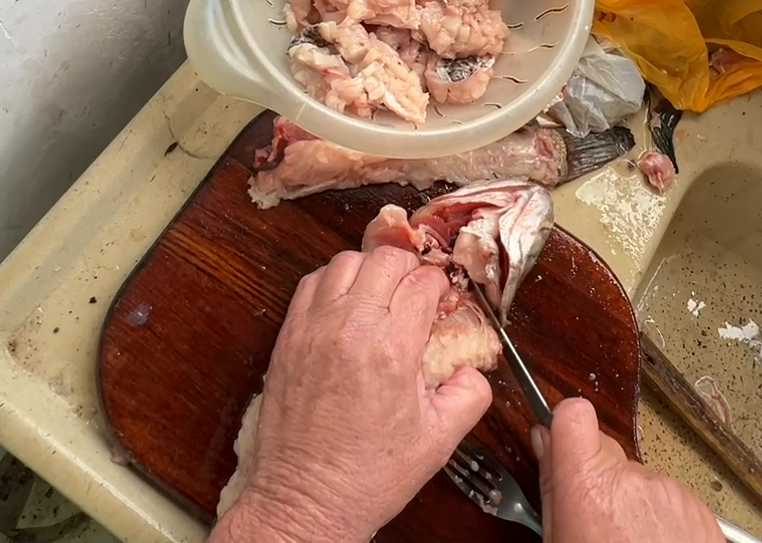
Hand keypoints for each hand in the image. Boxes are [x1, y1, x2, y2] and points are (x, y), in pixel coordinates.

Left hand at [212, 247, 492, 542]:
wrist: (304, 502)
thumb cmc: (367, 475)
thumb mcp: (437, 442)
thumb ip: (469, 395)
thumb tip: (473, 366)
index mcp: (392, 348)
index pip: (422, 283)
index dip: (439, 285)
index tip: (442, 298)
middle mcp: (351, 326)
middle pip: (386, 259)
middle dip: (409, 268)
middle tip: (415, 291)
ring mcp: (315, 327)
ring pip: (346, 261)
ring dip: (369, 269)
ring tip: (379, 293)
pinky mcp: (289, 335)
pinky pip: (311, 282)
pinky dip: (332, 281)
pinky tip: (344, 302)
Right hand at [538, 397, 720, 542]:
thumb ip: (552, 486)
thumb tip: (543, 438)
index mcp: (588, 486)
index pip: (573, 415)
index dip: (566, 429)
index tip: (564, 451)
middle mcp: (631, 479)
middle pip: (606, 452)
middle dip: (600, 477)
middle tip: (599, 525)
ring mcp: (669, 492)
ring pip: (638, 478)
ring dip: (634, 504)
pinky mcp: (700, 510)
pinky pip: (670, 499)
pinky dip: (663, 521)